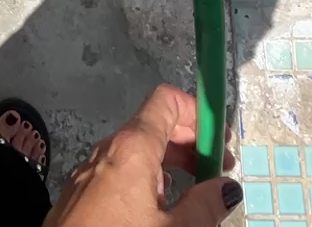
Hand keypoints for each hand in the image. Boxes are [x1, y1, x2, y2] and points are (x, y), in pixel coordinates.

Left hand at [45, 85, 241, 226]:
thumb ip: (204, 206)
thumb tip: (228, 187)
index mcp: (132, 146)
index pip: (166, 100)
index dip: (198, 113)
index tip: (221, 143)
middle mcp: (109, 147)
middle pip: (155, 124)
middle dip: (191, 142)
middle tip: (219, 172)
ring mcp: (92, 169)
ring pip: (138, 150)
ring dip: (171, 163)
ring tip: (196, 194)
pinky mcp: (83, 192)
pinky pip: (121, 171)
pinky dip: (148, 178)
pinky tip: (161, 210)